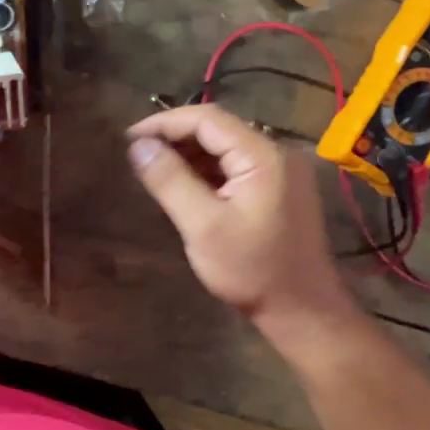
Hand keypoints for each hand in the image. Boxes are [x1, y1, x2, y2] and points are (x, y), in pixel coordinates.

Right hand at [127, 105, 354, 326]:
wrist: (302, 311)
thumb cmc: (251, 269)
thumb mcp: (202, 226)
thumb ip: (170, 181)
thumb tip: (137, 145)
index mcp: (263, 156)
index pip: (207, 119)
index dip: (164, 122)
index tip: (128, 138)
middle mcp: (277, 154)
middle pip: (218, 129)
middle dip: (174, 137)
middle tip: (135, 154)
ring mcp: (281, 172)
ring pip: (225, 148)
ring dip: (188, 154)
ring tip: (151, 168)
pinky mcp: (278, 190)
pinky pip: (235, 167)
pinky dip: (206, 170)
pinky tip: (182, 184)